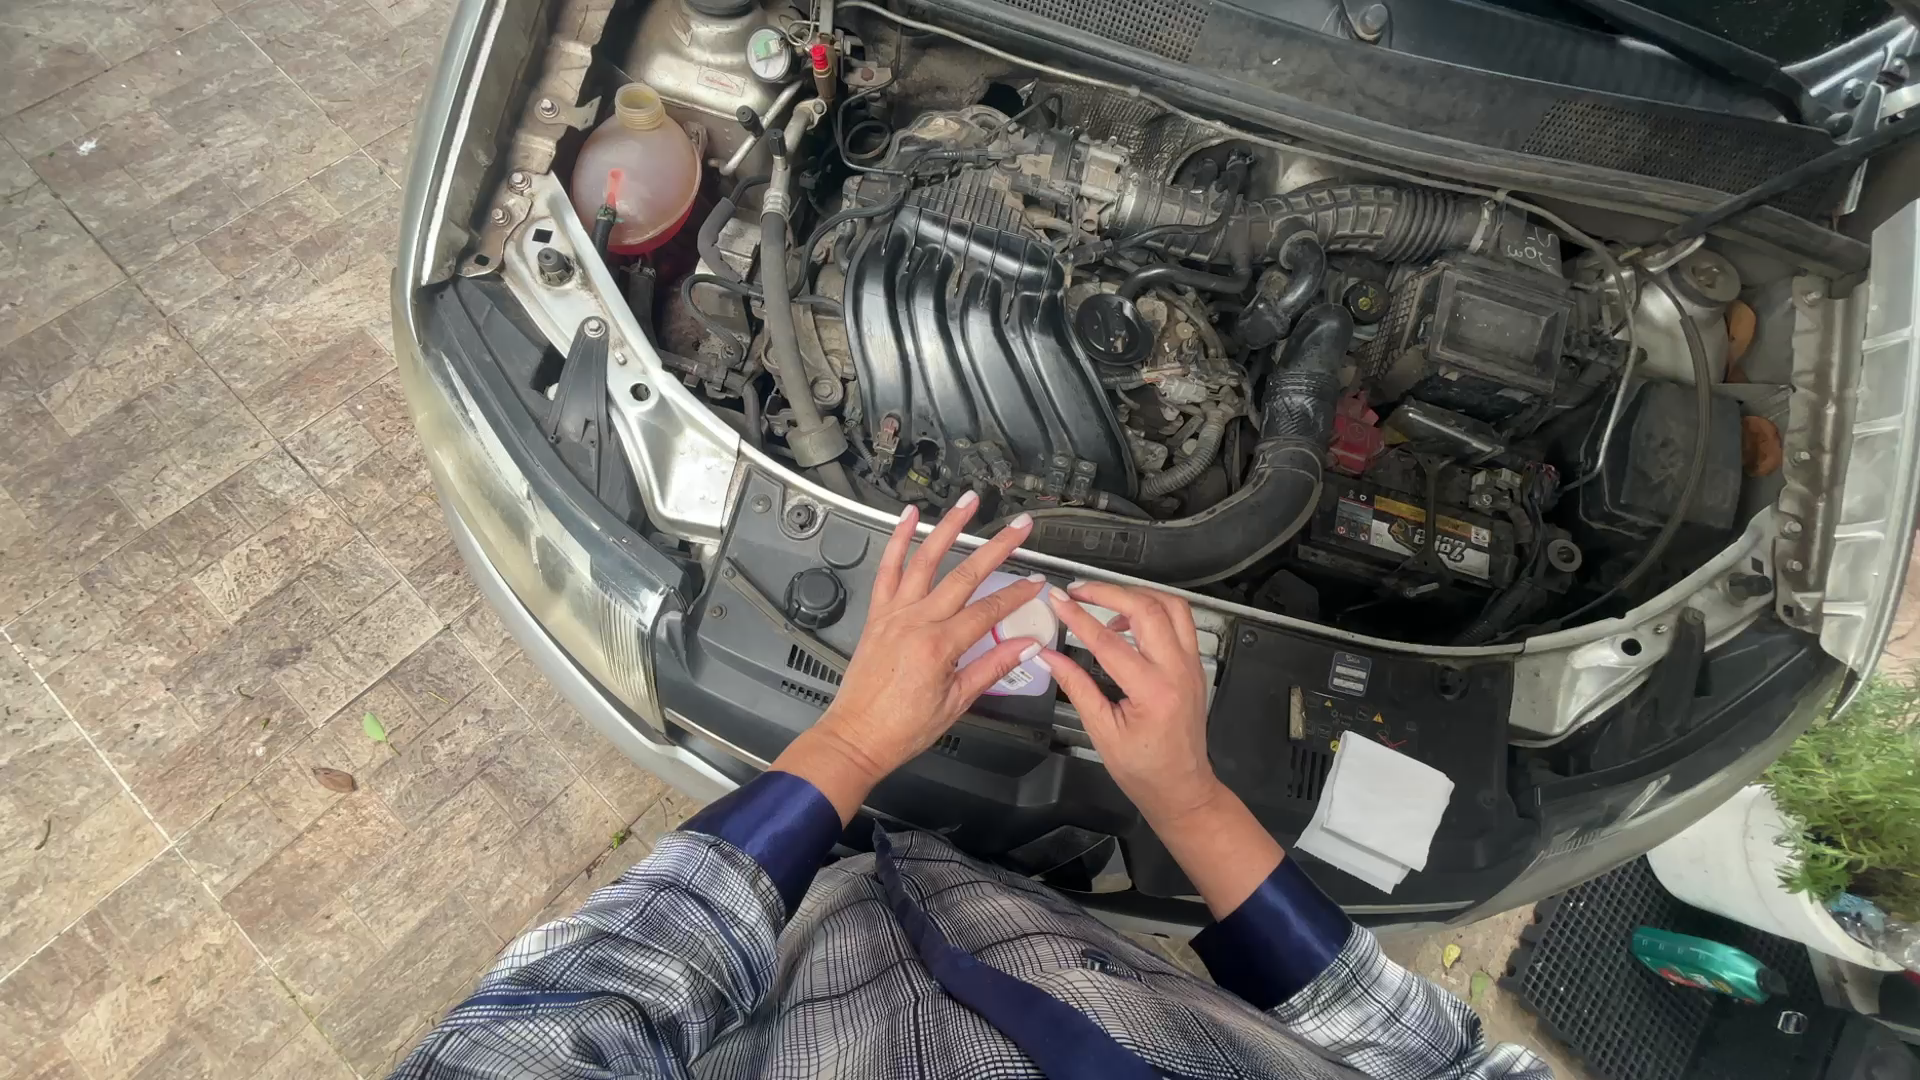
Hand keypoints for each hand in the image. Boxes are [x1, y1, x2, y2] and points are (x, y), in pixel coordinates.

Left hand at [772, 493, 1044, 822]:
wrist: (856, 737)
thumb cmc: (903, 728)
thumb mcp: (956, 703)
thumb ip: (992, 667)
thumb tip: (1027, 646)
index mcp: (940, 646)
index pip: (989, 611)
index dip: (1018, 595)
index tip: (1037, 583)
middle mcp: (916, 621)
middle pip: (965, 576)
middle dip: (997, 548)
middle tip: (1019, 527)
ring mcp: (894, 613)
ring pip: (925, 560)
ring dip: (948, 527)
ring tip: (968, 503)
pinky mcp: (877, 613)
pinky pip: (887, 569)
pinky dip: (897, 540)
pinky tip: (909, 517)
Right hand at [1039, 583, 1223, 827]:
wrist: (1183, 789)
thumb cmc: (1141, 769)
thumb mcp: (1101, 732)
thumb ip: (1076, 687)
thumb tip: (1047, 655)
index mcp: (1153, 692)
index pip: (1109, 642)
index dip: (1078, 617)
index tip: (1057, 600)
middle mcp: (1178, 671)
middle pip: (1148, 609)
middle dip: (1108, 592)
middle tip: (1077, 590)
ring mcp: (1191, 664)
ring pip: (1171, 606)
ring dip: (1135, 595)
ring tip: (1103, 602)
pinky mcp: (1193, 664)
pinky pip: (1179, 621)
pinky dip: (1151, 609)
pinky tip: (1126, 622)